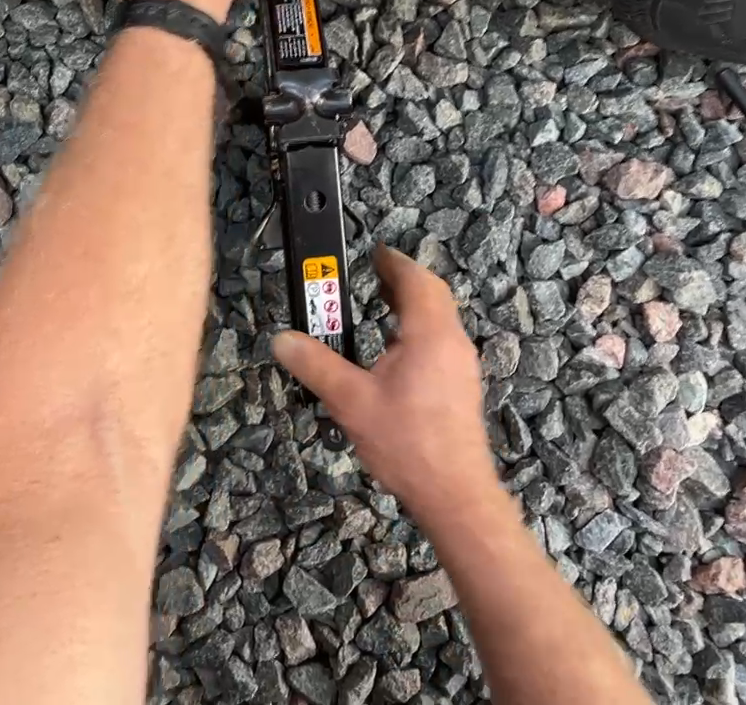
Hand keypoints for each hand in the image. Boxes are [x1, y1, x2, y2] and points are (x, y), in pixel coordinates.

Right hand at [273, 246, 502, 521]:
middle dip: (404, 280)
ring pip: (441, 317)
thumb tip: (282, 339)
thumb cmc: (405, 443)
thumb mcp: (351, 401)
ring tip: (381, 305)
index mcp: (429, 334)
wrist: (454, 493)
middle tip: (373, 275)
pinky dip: (419, 328)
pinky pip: (442, 339)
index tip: (374, 253)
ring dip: (413, 304)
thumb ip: (316, 365)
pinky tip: (396, 349)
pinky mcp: (462, 385)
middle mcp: (453, 341)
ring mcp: (462, 365)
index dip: (394, 262)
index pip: (416, 280)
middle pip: (433, 294)